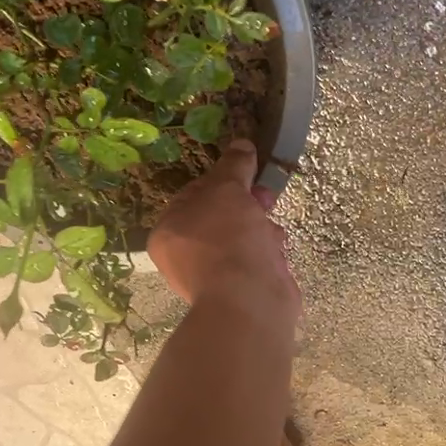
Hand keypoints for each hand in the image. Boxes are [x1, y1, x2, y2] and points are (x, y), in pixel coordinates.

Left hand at [147, 138, 297, 310]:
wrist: (249, 301)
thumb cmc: (228, 239)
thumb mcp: (228, 189)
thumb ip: (234, 166)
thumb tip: (241, 144)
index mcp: (168, 232)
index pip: (194, 194)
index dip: (223, 180)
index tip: (247, 173)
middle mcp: (185, 257)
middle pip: (220, 217)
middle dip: (247, 204)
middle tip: (266, 197)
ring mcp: (214, 276)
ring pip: (241, 239)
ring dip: (261, 229)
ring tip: (272, 231)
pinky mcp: (240, 291)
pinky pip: (255, 262)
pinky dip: (268, 254)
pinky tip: (277, 251)